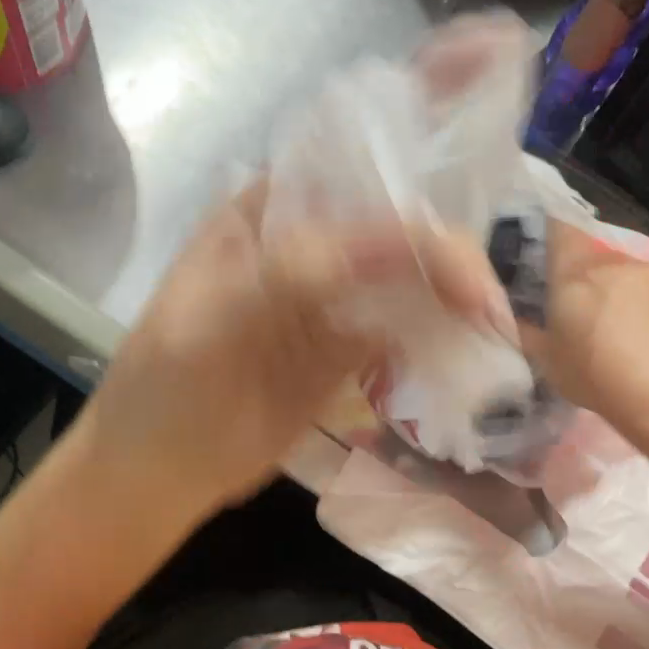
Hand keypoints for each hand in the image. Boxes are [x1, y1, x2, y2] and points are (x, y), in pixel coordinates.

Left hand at [76, 182, 508, 516]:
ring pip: (403, 278)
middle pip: (388, 223)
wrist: (157, 474)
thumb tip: (386, 240)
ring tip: (490, 321)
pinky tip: (466, 349)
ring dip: (448, 294)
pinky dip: (435, 337)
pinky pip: (401, 332)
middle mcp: (306, 244)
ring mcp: (330, 300)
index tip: (459, 222)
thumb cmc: (164, 391)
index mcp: (263, 215)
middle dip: (442, 248)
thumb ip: (290, 276)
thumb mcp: (212, 324)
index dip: (408, 184)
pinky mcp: (346, 351)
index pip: (345, 174)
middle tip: (485, 293)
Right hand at [524, 223, 648, 453]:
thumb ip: (525, 330)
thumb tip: (512, 315)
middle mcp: (614, 259)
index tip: (537, 262)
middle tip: (570, 307)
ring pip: (621, 271)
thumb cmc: (597, 378)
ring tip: (611, 328)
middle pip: (589, 253)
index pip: (555, 227)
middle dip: (578, 274)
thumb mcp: (546, 361)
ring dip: (611, 289)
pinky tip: (646, 335)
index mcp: (574, 270)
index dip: (545, 238)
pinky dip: (643, 302)